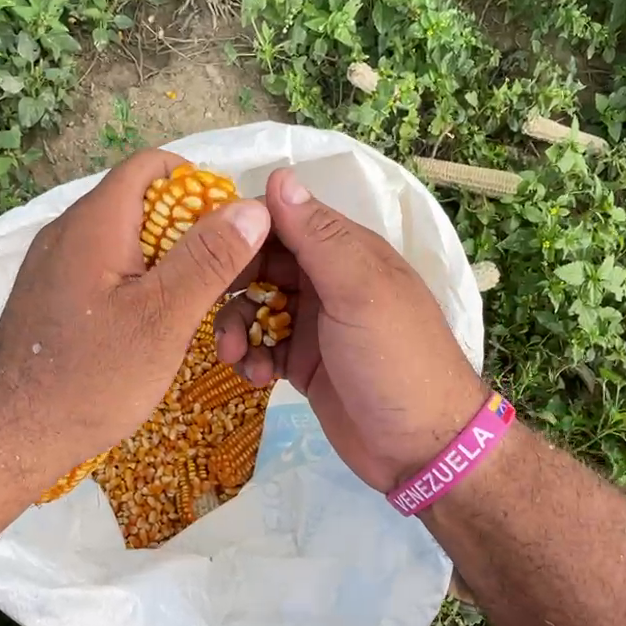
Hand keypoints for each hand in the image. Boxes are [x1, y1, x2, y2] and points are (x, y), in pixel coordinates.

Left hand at [0, 149, 270, 474]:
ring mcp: (53, 263)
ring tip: (190, 304)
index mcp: (95, 222)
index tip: (229, 227)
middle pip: (139, 201)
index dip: (198, 183)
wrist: (10, 434)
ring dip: (163, 260)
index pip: (151, 165)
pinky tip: (149, 324)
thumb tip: (252, 207)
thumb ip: (208, 259)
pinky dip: (135, 281)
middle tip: (221, 274)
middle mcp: (68, 230)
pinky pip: (102, 267)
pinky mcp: (49, 294)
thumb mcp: (163, 317)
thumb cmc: (92, 376)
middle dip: (186, 229)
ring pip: (122, 238)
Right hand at [216, 168, 487, 492]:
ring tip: (235, 356)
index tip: (204, 249)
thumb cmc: (394, 360)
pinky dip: (252, 358)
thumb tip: (277, 175)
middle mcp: (326, 280)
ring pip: (255, 308)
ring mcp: (314, 323)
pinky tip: (257, 378)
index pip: (281, 220)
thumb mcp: (358, 291)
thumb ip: (317, 236)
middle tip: (205, 306)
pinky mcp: (302, 362)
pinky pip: (262, 347)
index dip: (241, 229)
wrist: (421, 450)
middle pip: (260, 264)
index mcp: (344, 251)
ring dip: (236, 327)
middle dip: (230, 285)